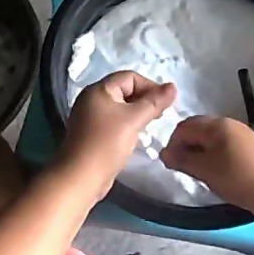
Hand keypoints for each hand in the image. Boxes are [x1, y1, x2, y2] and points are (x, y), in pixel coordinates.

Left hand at [58, 71, 176, 183]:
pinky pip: (114, 121)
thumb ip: (154, 102)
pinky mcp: (92, 133)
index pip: (129, 77)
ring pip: (120, 107)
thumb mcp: (133, 120)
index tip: (165, 102)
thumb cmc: (107, 144)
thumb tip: (173, 87)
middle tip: (161, 114)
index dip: (150, 86)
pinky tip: (137, 135)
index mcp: (98, 90)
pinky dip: (128, 124)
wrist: (80, 177)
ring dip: (138, 112)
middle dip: (145, 99)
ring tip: (152, 124)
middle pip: (124, 90)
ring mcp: (90, 116)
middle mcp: (91, 99)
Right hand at [161, 116, 253, 217]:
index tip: (171, 165)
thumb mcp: (204, 170)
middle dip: (186, 147)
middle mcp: (229, 123)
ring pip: (211, 139)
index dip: (173, 144)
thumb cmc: (237, 178)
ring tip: (200, 174)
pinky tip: (219, 174)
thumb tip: (163, 153)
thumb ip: (181, 160)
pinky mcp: (252, 148)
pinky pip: (224, 146)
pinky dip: (215, 157)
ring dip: (200, 153)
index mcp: (215, 124)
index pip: (183, 127)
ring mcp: (242, 135)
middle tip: (183, 169)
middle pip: (197, 130)